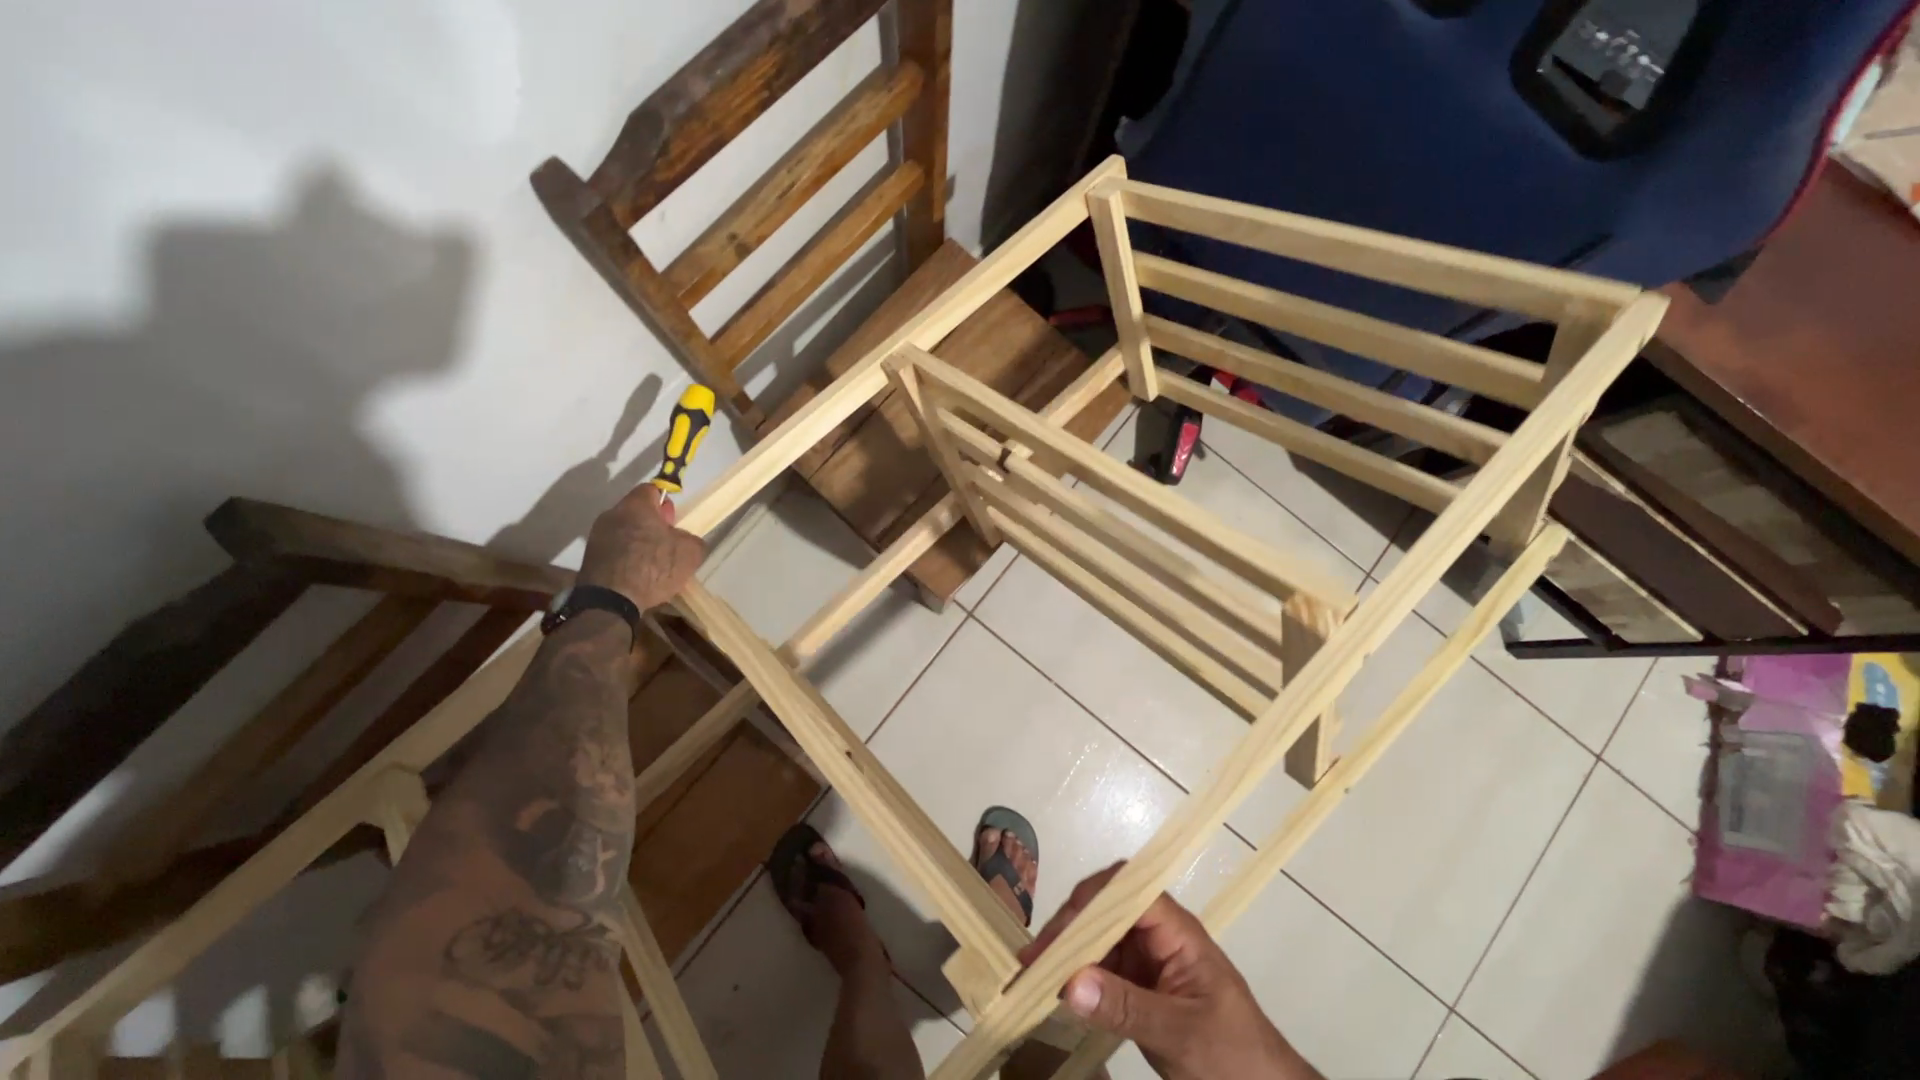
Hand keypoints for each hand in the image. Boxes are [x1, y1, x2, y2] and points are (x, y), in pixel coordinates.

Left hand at [577, 485, 704, 611]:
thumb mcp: (689, 553)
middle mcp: (612, 514)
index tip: (673, 518)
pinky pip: (614, 549)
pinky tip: (637, 574)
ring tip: (652, 562)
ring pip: (624, 531)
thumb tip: (684, 539)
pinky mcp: (590, 557)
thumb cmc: (653, 568)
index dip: (664, 501)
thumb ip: (692, 539)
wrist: (611, 601)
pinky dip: (625, 557)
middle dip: (651, 523)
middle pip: (635, 511)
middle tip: (666, 542)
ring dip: (637, 541)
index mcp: (636, 505)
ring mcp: (597, 536)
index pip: (650, 489)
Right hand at [1020, 863, 1319, 1079]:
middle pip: (1107, 908)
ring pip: (1099, 936)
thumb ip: (1126, 1007)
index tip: (1057, 934)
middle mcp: (1159, 936)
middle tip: (1034, 959)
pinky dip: (1076, 976)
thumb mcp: (1180, 1034)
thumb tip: (1069, 982)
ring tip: (1034, 975)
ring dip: (1068, 951)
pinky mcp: (1140, 986)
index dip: (1090, 901)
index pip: (1128, 890)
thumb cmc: (1234, 1055)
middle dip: (1070, 926)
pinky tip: (1054, 993)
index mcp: (1177, 932)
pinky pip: (1102, 968)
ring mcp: (1149, 960)